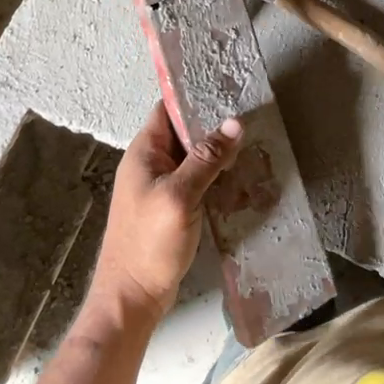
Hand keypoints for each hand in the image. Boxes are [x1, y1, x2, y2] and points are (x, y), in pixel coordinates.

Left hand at [90, 102, 242, 319]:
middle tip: (249, 109)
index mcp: (144, 152)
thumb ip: (206, 159)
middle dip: (212, 121)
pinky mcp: (171, 208)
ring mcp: (160, 187)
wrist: (131, 300)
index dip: (193, 94)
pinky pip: (195, 179)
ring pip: (192, 156)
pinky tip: (239, 172)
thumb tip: (235, 122)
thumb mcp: (180, 197)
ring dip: (216, 149)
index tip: (225, 83)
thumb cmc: (149, 244)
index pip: (168, 109)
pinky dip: (215, 173)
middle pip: (183, 131)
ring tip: (251, 136)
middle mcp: (150, 164)